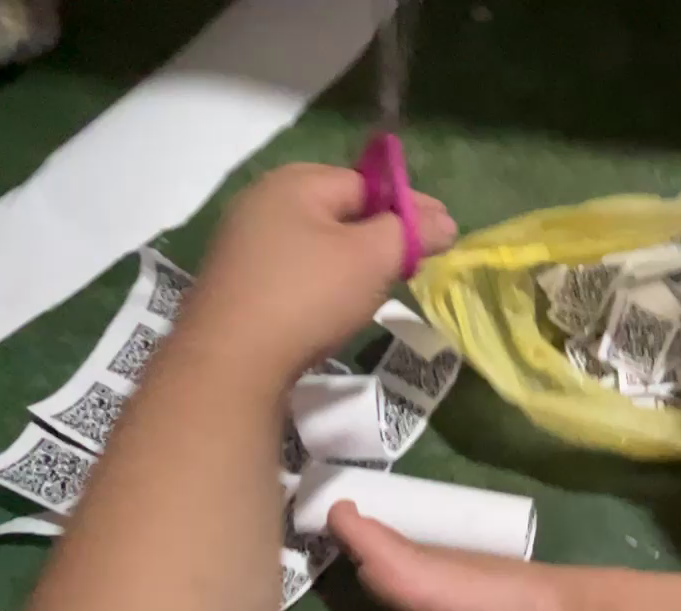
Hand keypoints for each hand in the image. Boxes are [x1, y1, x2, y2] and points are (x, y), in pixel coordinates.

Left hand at [172, 163, 457, 380]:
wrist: (235, 356)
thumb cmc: (310, 295)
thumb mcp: (372, 258)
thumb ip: (412, 233)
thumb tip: (444, 221)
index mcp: (296, 183)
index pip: (368, 183)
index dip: (410, 206)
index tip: (444, 233)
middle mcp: (266, 200)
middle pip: (344, 208)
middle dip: (386, 230)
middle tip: (419, 259)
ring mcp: (250, 239)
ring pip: (323, 238)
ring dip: (360, 255)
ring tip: (387, 281)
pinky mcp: (246, 276)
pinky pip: (303, 263)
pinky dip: (332, 274)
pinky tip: (345, 298)